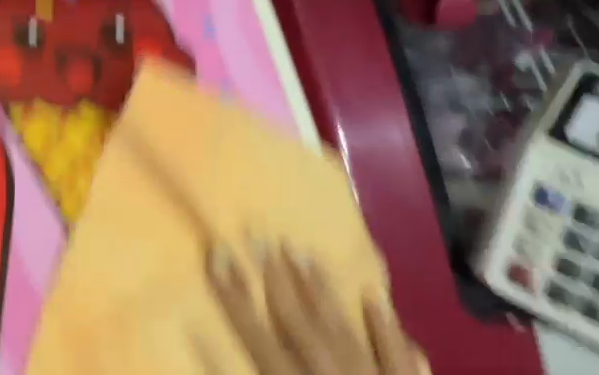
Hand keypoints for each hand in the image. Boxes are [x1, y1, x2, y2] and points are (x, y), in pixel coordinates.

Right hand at [206, 243, 425, 374]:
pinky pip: (400, 362)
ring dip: (322, 292)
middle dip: (277, 279)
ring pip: (344, 331)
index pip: (256, 334)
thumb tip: (198, 340)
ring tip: (304, 253)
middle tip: (262, 236)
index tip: (218, 253)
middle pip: (299, 323)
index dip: (234, 293)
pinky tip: (376, 299)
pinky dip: (389, 329)